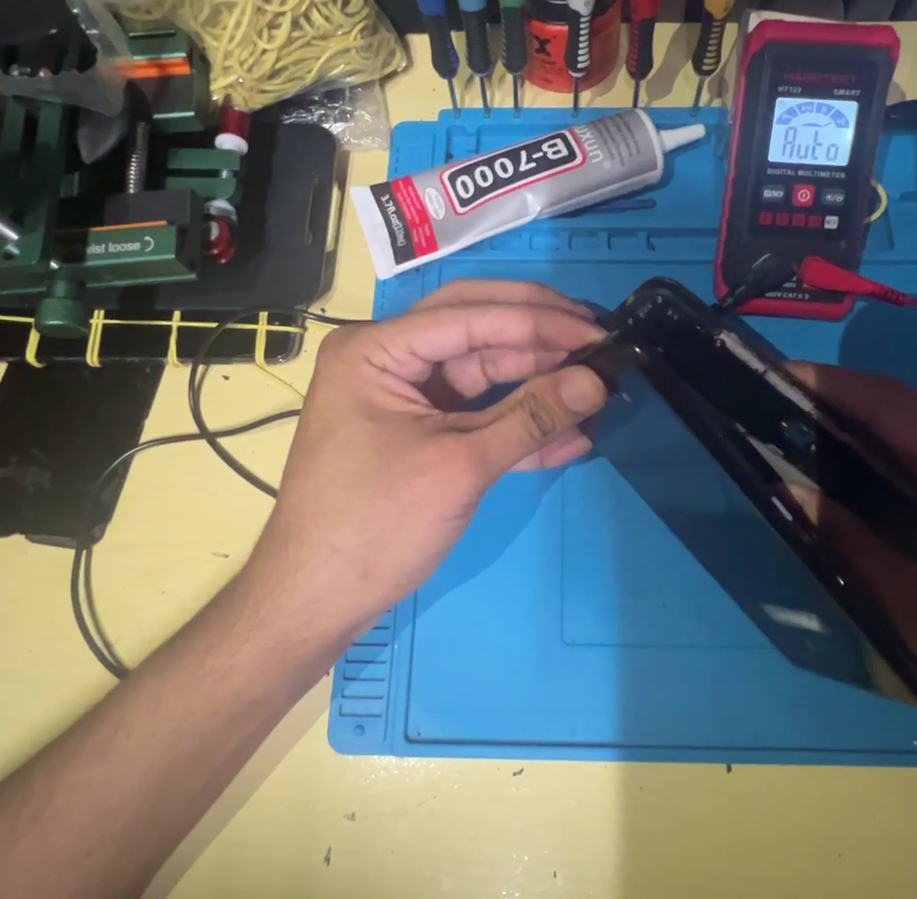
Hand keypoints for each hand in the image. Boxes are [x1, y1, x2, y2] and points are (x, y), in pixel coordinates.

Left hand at [244, 281, 608, 640]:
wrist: (317, 600)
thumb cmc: (376, 524)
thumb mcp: (460, 464)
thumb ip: (532, 416)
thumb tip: (599, 379)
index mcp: (377, 348)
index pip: (469, 316)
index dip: (539, 321)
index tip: (598, 330)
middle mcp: (388, 359)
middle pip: (475, 328)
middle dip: (538, 333)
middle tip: (597, 336)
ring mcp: (405, 397)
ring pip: (482, 371)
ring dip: (537, 380)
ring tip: (596, 382)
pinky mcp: (421, 433)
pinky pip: (477, 414)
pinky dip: (519, 423)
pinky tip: (570, 432)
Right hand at [785, 364, 916, 755]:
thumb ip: (853, 545)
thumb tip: (790, 491)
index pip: (894, 406)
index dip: (830, 385)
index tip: (773, 373)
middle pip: (910, 416)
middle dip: (840, 413)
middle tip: (776, 421)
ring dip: (870, 441)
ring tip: (808, 451)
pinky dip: (902, 464)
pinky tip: (868, 486)